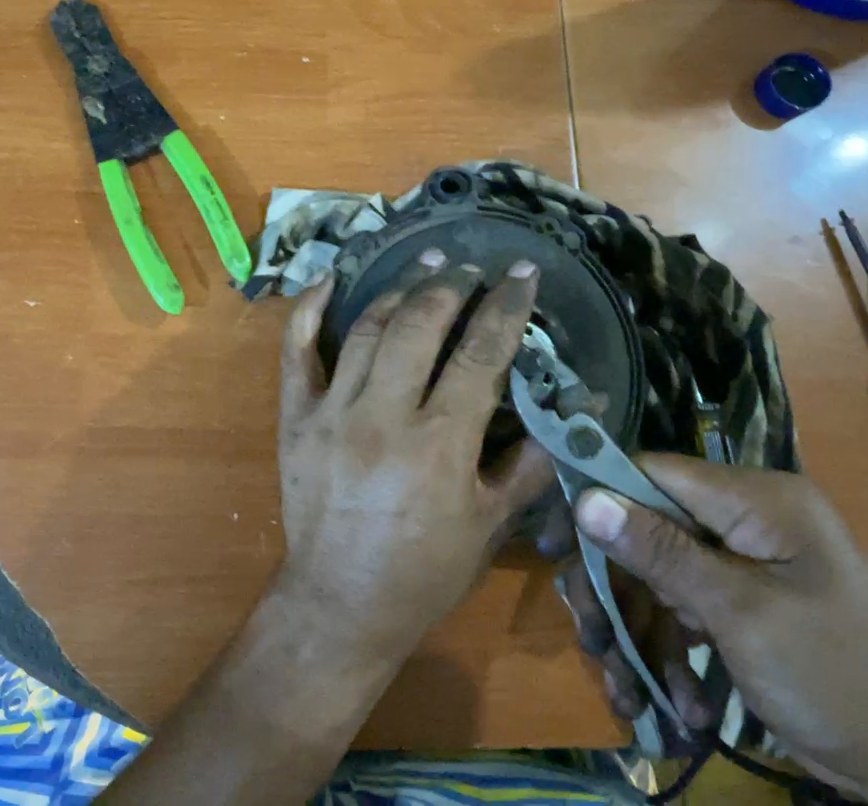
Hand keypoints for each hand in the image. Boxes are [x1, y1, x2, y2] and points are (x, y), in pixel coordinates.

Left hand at [274, 250, 554, 657]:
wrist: (341, 601)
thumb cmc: (424, 570)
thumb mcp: (490, 524)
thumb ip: (530, 463)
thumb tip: (572, 410)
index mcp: (440, 444)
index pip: (480, 354)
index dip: (505, 307)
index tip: (522, 273)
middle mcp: (384, 416)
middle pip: (420, 326)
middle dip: (451, 287)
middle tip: (471, 267)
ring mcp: (332, 412)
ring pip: (368, 329)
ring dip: (399, 289)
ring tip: (426, 267)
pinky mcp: (295, 418)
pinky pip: (297, 351)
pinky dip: (310, 310)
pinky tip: (329, 280)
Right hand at [565, 456, 867, 800]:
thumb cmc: (843, 673)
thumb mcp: (744, 613)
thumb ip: (661, 552)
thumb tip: (585, 497)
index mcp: (754, 502)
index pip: (651, 473)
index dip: (596, 500)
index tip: (555, 546)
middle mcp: (742, 524)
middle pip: (643, 534)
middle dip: (614, 593)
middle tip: (597, 642)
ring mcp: (739, 571)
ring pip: (654, 583)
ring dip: (640, 640)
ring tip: (633, 694)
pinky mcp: (738, 613)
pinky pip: (680, 618)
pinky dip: (670, 659)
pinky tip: (681, 707)